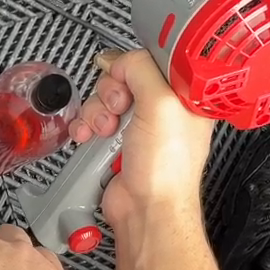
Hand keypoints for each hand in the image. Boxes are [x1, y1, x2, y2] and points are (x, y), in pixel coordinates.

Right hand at [67, 50, 214, 228]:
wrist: (145, 209)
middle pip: (123, 77)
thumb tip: (120, 61)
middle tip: (121, 108)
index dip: (134, 66)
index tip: (129, 79)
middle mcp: (162, 109)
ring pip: (105, 98)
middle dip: (112, 91)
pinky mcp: (117, 141)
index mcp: (184, 95)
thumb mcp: (160, 104)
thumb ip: (140, 69)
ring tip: (106, 129)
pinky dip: (86, 125)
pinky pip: (93, 120)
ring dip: (97, 110)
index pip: (153, 59)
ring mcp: (138, 125)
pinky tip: (90, 135)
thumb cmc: (166, 169)